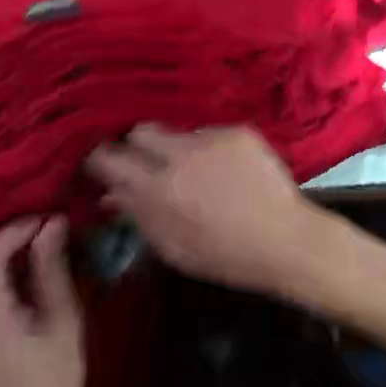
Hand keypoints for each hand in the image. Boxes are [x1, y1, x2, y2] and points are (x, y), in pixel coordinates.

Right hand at [87, 124, 329, 296]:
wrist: (284, 238)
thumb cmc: (224, 255)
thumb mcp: (172, 247)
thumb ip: (138, 216)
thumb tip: (110, 194)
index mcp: (158, 189)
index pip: (110, 158)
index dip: (102, 159)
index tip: (102, 163)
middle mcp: (180, 155)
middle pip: (141, 131)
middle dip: (137, 146)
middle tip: (146, 163)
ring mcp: (212, 138)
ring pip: (179, 134)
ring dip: (179, 150)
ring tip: (198, 174)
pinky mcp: (238, 131)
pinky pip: (211, 134)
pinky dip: (210, 150)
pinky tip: (226, 171)